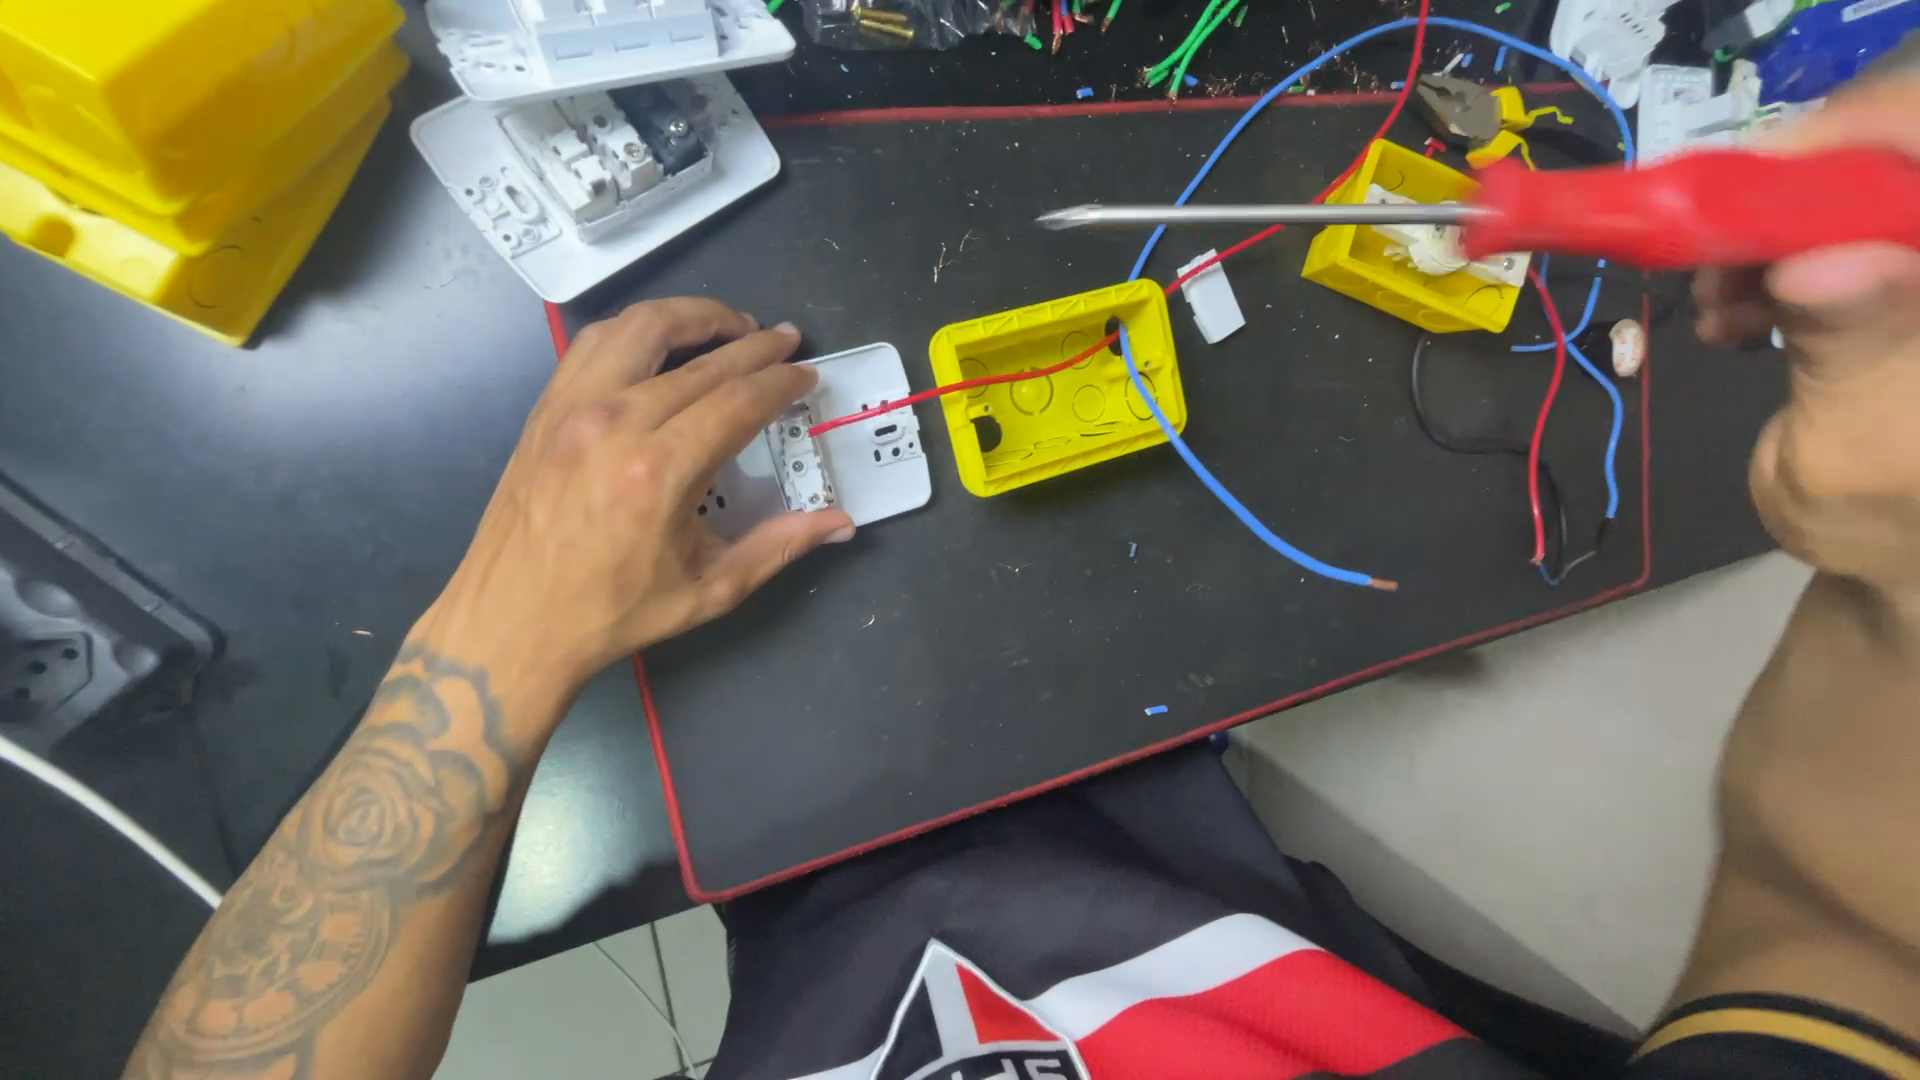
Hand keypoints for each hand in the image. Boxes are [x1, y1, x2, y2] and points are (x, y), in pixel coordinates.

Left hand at [419, 298, 854, 701]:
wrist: (514, 620)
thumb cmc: (618, 611)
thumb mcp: (712, 588)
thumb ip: (781, 545)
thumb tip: (843, 523)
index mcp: (662, 471)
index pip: (739, 401)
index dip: (780, 382)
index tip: (806, 374)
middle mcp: (616, 423)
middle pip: (702, 361)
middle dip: (754, 344)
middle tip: (786, 340)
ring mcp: (574, 408)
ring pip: (642, 329)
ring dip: (694, 316)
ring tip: (731, 324)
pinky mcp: (548, 408)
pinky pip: (597, 342)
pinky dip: (640, 328)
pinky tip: (664, 340)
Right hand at [1693, 70, 1919, 585]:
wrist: (1900, 553)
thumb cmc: (1890, 516)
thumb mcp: (1865, 445)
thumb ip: (1858, 345)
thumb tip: (1823, 263)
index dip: (1876, 135)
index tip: (1762, 169)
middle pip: (1903, 170)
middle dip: (1799, 199)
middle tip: (1717, 261)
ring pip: (1865, 198)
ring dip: (1769, 239)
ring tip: (1719, 306)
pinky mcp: (1904, 286)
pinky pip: (1842, 237)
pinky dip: (1773, 264)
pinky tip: (1738, 313)